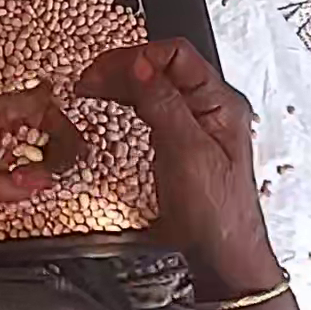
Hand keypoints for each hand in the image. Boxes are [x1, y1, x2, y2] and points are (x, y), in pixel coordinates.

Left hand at [0, 85, 60, 241]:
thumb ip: (25, 103)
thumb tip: (49, 88)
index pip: (36, 111)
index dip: (53, 118)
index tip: (65, 124)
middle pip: (42, 138)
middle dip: (55, 142)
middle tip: (64, 147)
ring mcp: (1, 166)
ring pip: (40, 163)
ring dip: (43, 164)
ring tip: (35, 166)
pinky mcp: (0, 191)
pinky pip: (29, 185)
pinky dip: (32, 181)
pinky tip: (26, 178)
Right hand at [76, 39, 275, 289]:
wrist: (223, 254)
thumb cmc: (215, 211)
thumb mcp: (186, 152)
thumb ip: (163, 104)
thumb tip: (139, 62)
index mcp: (219, 101)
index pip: (177, 55)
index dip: (138, 56)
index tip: (104, 69)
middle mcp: (208, 105)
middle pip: (162, 67)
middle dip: (122, 67)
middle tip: (87, 79)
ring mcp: (194, 120)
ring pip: (153, 85)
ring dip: (120, 81)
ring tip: (88, 87)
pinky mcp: (180, 137)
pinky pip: (150, 106)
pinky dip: (127, 99)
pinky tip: (109, 101)